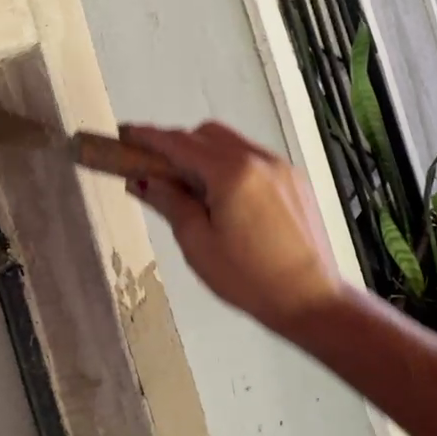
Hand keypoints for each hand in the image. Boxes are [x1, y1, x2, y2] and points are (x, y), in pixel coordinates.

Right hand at [120, 122, 349, 333]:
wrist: (313, 301)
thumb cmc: (248, 278)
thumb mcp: (196, 242)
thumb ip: (168, 202)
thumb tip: (141, 180)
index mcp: (231, 173)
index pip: (178, 143)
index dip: (146, 137)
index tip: (123, 135)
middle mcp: (259, 160)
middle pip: (205, 134)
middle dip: (176, 145)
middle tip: (155, 171)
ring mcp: (281, 168)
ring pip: (231, 143)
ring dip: (203, 154)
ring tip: (191, 189)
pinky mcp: (295, 181)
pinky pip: (252, 158)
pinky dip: (229, 165)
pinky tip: (223, 198)